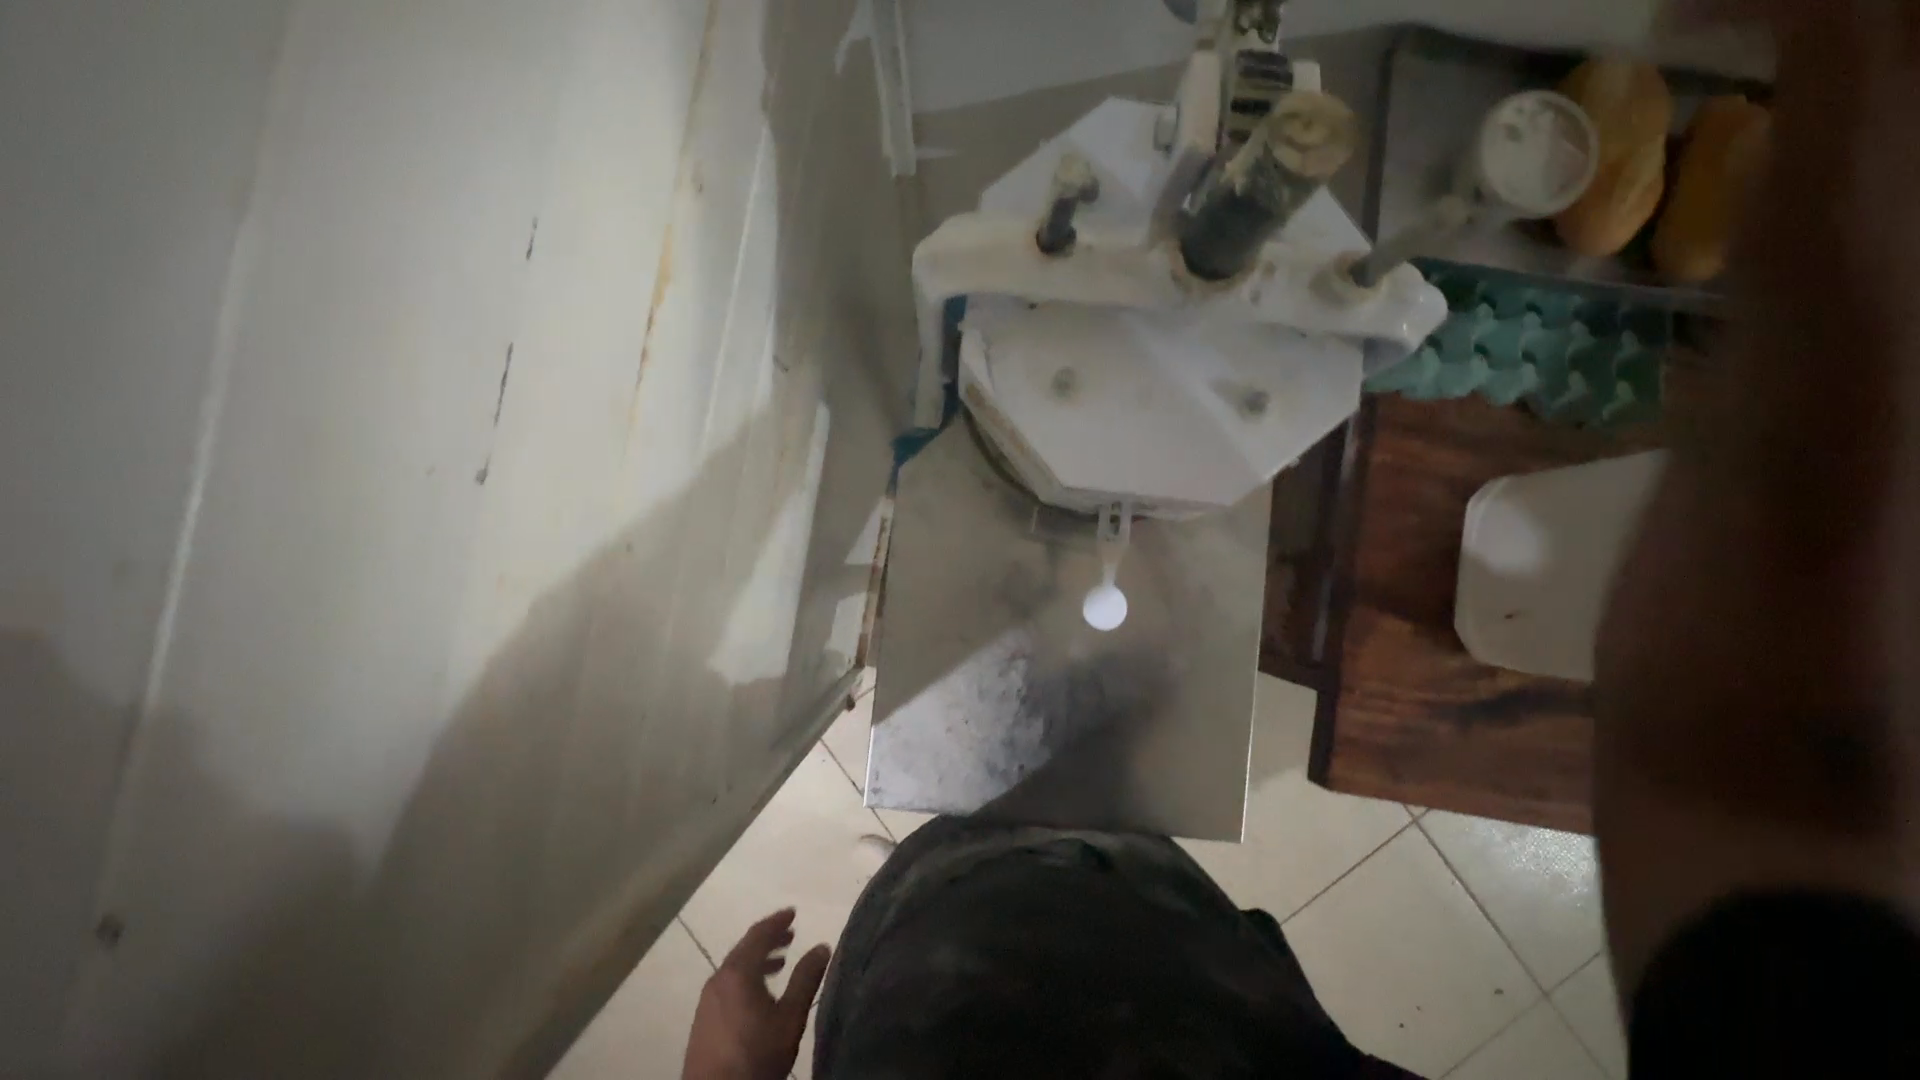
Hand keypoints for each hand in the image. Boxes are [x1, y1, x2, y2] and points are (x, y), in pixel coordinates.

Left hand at [682, 909, 831, 1079]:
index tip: (794, 912)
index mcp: (738, 972)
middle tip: (791, 934)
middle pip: (744, 948)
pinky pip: (727, 983)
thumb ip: (806, 979)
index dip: (777, 921)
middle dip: (768, 939)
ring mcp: (707, 1000)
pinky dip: (746, 976)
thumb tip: (822, 946)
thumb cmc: (756, 1056)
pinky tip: (759, 993)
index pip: (758, 934)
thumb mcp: (790, 1018)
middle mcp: (718, 979)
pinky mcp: (703, 1019)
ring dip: (757, 959)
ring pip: (735, 967)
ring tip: (780, 963)